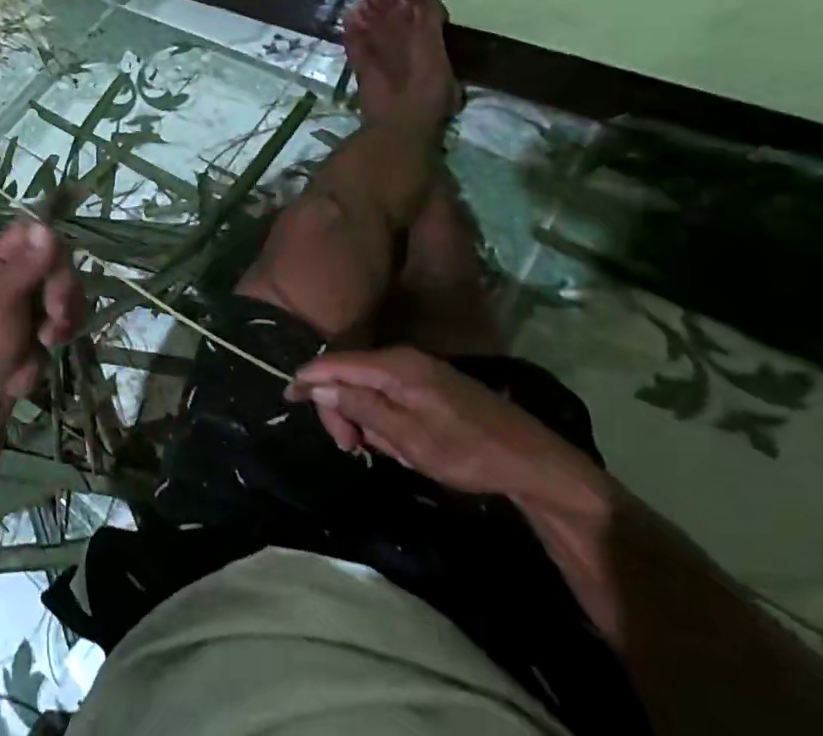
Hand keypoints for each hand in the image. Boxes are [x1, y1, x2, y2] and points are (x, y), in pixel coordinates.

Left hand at [0, 219, 85, 400]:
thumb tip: (47, 228)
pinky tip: (54, 340)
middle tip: (54, 312)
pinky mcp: (54, 312)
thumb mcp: (2, 300)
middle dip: (62, 287)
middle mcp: (22, 267)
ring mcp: (40, 290)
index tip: (53, 269)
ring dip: (67, 310)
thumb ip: (26, 266)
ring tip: (49, 335)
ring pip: (73, 281)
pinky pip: (77, 304)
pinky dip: (71, 323)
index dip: (50, 245)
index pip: (34, 230)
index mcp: (1, 257)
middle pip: (60, 256)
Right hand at [288, 346, 612, 513]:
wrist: (534, 463)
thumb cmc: (467, 452)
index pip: (334, 362)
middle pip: (348, 374)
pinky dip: (383, 418)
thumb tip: (317, 382)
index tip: (289, 401)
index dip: (307, 379)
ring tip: (381, 450)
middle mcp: (403, 358)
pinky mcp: (429, 384)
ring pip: (367, 386)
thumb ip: (359, 405)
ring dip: (363, 418)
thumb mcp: (407, 436)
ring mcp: (418, 370)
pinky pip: (388, 394)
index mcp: (395, 366)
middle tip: (348, 447)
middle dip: (339, 408)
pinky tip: (398, 443)